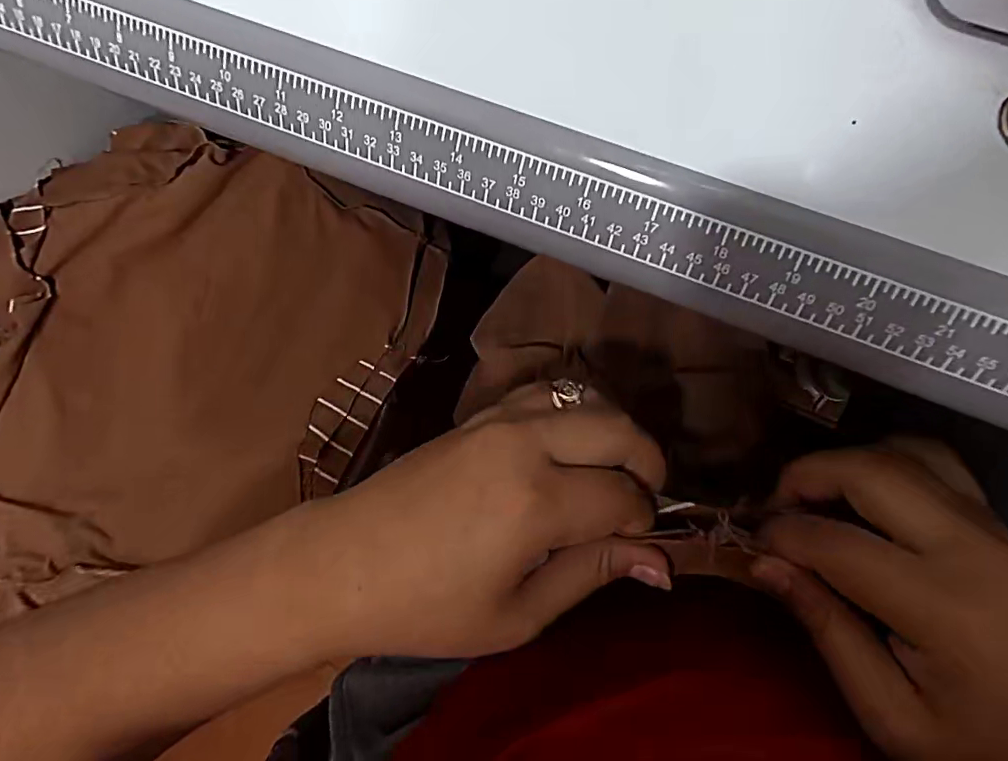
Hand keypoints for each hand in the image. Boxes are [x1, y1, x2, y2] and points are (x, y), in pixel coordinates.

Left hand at [278, 383, 672, 660]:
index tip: (636, 545)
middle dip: (648, 464)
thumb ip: (591, 573)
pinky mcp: (483, 412)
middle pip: (619, 429)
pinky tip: (572, 442)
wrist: (345, 560)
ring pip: (589, 399)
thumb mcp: (516, 614)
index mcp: (536, 502)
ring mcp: (502, 418)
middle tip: (642, 502)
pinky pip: (549, 391)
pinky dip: (577, 410)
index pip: (623, 496)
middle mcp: (526, 443)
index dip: (642, 522)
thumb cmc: (428, 606)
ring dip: (616, 431)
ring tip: (613, 472)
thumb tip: (662, 565)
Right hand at [751, 439, 1007, 760]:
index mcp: (941, 605)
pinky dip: (886, 456)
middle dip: (803, 476)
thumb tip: (765, 565)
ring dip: (843, 462)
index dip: (780, 535)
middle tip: (774, 510)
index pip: (835, 542)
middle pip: (866, 471)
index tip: (753, 543)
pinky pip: (933, 456)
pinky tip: (867, 489)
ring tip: (815, 497)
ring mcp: (987, 521)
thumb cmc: (989, 748)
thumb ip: (828, 633)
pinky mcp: (995, 516)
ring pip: (897, 449)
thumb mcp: (896, 719)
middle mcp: (966, 544)